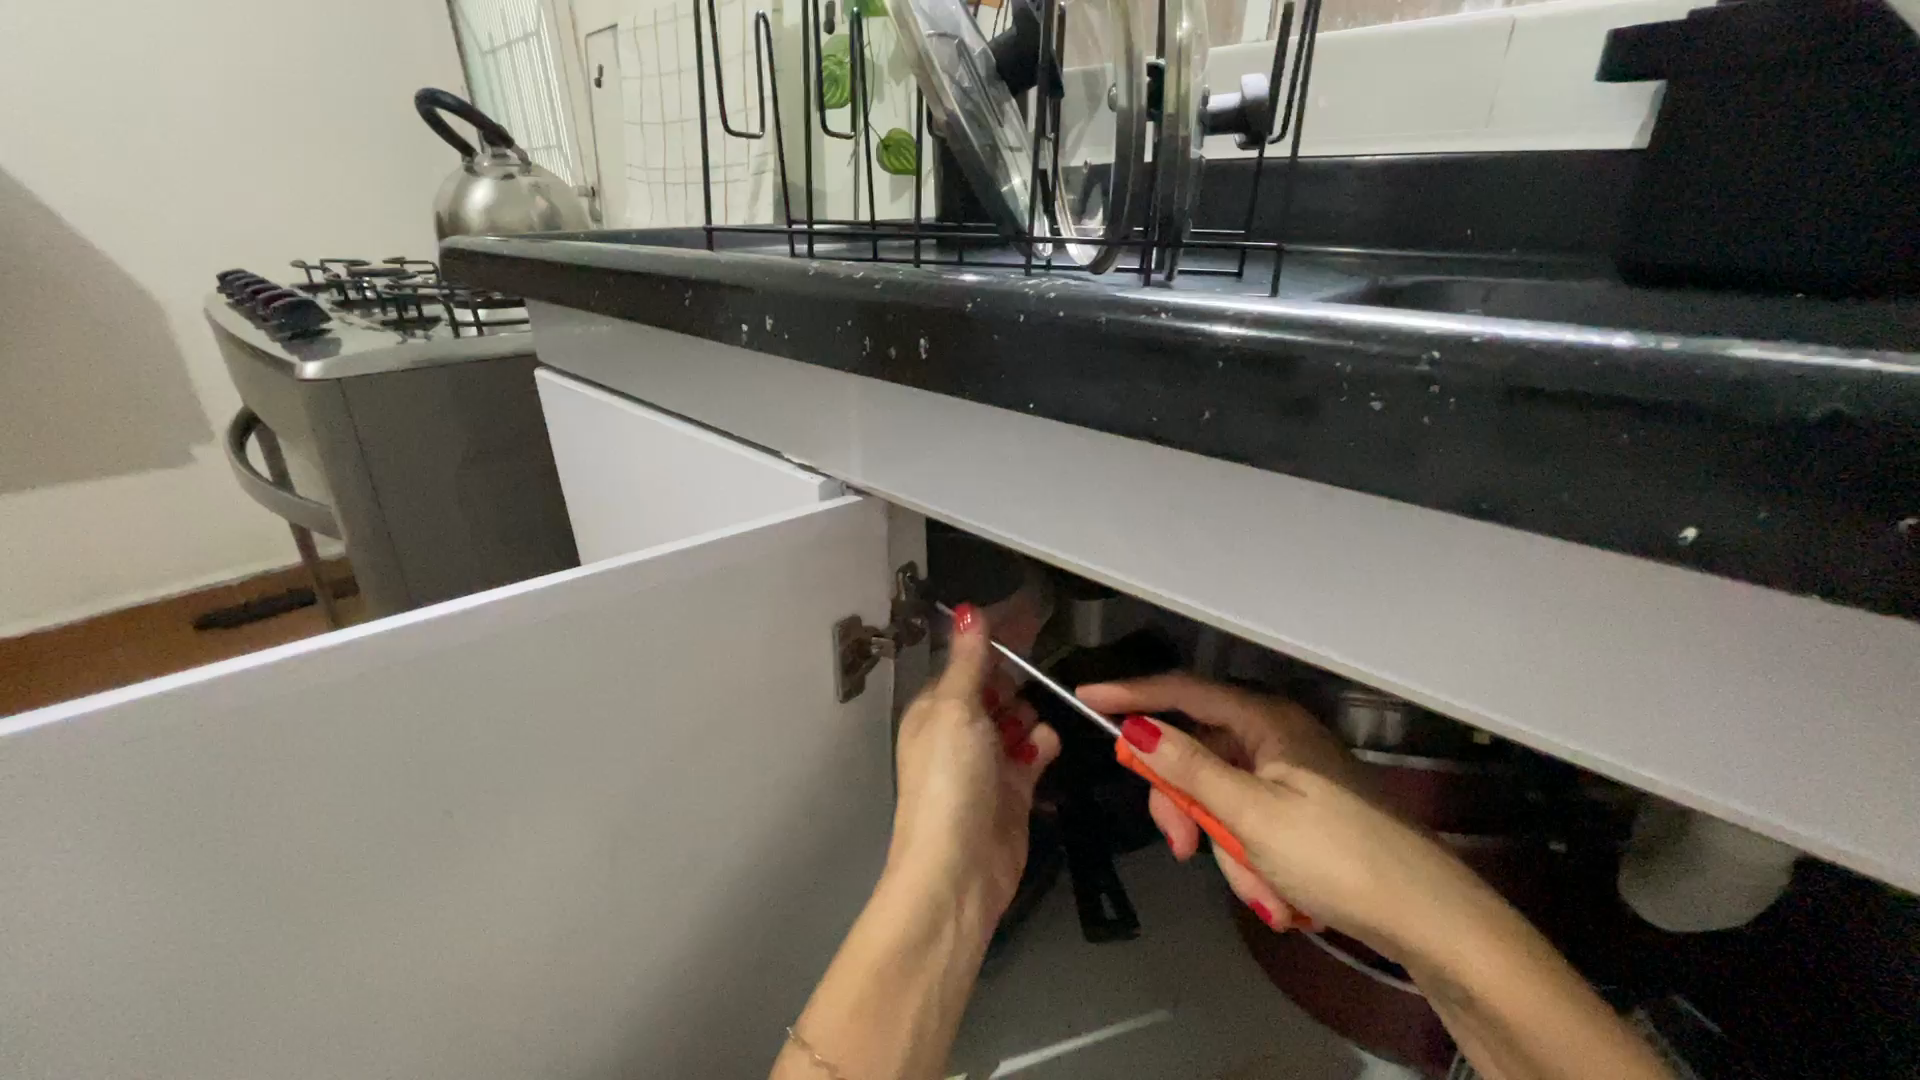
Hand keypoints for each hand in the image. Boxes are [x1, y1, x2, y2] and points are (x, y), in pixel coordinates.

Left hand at [885, 604, 1061, 931]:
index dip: (997, 637)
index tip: (1032, 610)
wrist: (959, 870)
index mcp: (934, 708)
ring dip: (1029, 713)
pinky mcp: (1015, 789)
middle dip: (1017, 675)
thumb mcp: (955, 710)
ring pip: (1019, 718)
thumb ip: (969, 661)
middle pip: (996, 688)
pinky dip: (1042, 746)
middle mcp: (959, 730)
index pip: (968, 660)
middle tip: (1046, 655)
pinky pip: (1035, 752)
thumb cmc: (949, 781)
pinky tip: (1043, 749)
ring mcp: (988, 761)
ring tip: (1032, 719)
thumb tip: (967, 610)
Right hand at [1077, 675, 1503, 965]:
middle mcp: (1275, 736)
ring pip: (1217, 795)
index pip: (1183, 693)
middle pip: (1195, 752)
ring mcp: (1288, 773)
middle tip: (1179, 846)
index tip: (1086, 697)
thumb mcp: (1251, 814)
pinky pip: (1245, 821)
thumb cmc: (1340, 857)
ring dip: (1221, 843)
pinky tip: (1271, 890)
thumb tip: (1137, 729)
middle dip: (1182, 803)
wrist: (1428, 919)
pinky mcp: (1299, 809)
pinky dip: (1246, 856)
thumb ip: (1188, 769)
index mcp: (1267, 721)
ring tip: (1256, 887)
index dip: (1131, 695)